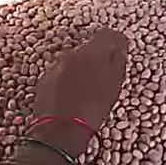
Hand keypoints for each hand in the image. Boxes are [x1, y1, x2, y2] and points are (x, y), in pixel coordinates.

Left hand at [29, 29, 128, 156]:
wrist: (60, 130)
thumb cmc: (92, 109)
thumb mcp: (115, 85)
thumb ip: (118, 61)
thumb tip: (119, 47)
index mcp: (93, 52)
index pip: (108, 34)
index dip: (116, 43)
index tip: (119, 54)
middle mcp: (72, 54)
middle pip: (90, 48)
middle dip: (97, 60)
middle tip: (105, 80)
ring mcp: (57, 66)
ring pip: (75, 61)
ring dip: (82, 70)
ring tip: (89, 92)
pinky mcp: (46, 79)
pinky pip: (62, 74)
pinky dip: (69, 81)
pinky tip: (74, 97)